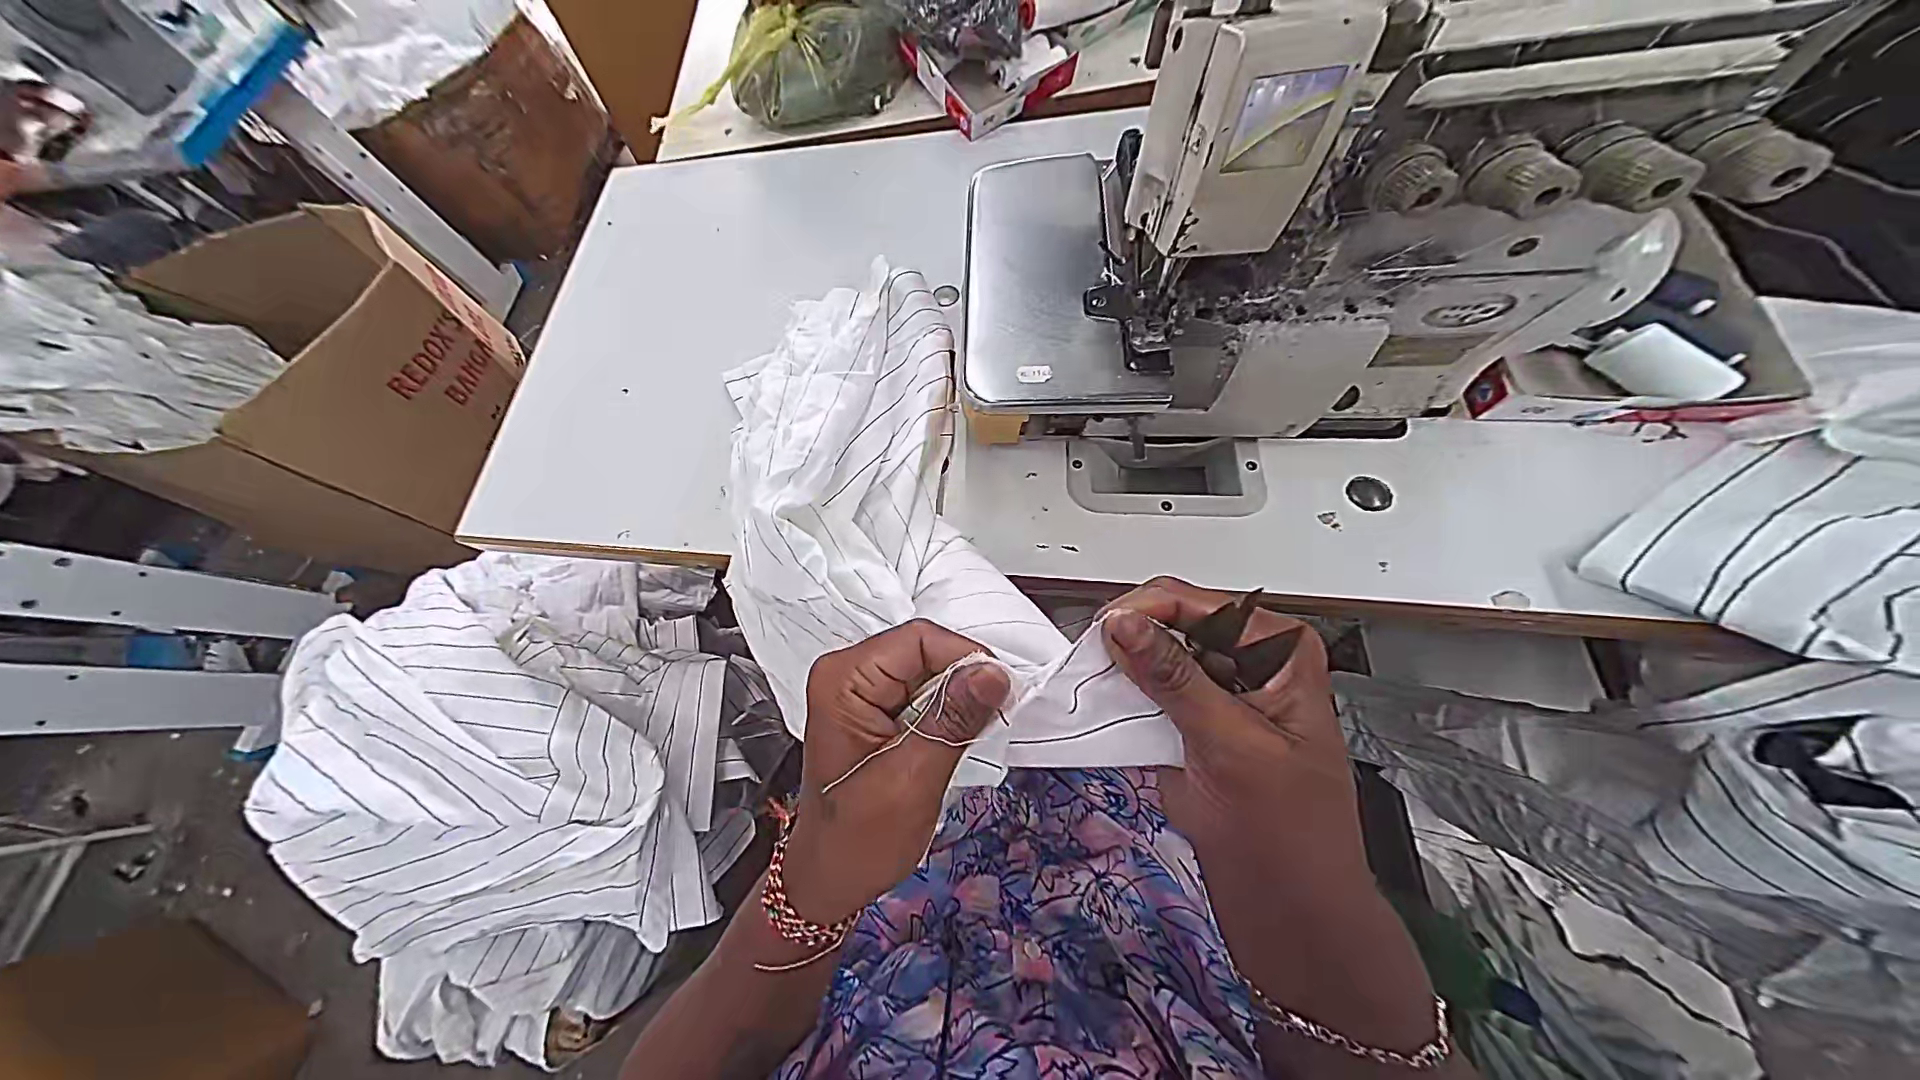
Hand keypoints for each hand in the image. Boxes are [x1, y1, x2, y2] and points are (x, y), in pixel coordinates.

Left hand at [781, 619, 1009, 924]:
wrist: (832, 876)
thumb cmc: (856, 840)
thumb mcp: (912, 779)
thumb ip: (954, 720)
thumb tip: (993, 674)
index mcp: (843, 680)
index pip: (920, 639)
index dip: (966, 659)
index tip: (998, 692)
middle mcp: (848, 674)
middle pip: (926, 649)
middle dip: (962, 682)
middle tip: (981, 723)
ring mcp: (862, 689)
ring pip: (931, 669)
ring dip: (957, 699)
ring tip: (957, 741)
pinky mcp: (878, 706)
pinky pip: (925, 689)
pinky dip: (948, 710)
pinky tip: (948, 740)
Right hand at [1100, 578, 1369, 892]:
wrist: (1288, 910)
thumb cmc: (1287, 835)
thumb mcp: (1232, 746)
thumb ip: (1176, 679)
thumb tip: (1122, 624)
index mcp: (1278, 649)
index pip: (1200, 604)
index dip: (1145, 610)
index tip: (1101, 634)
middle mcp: (1246, 659)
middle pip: (1171, 621)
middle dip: (1127, 636)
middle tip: (1088, 661)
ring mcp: (1214, 690)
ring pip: (1152, 653)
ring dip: (1118, 665)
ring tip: (1087, 680)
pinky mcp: (1188, 719)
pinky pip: (1145, 689)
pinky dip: (1119, 694)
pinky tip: (1100, 704)